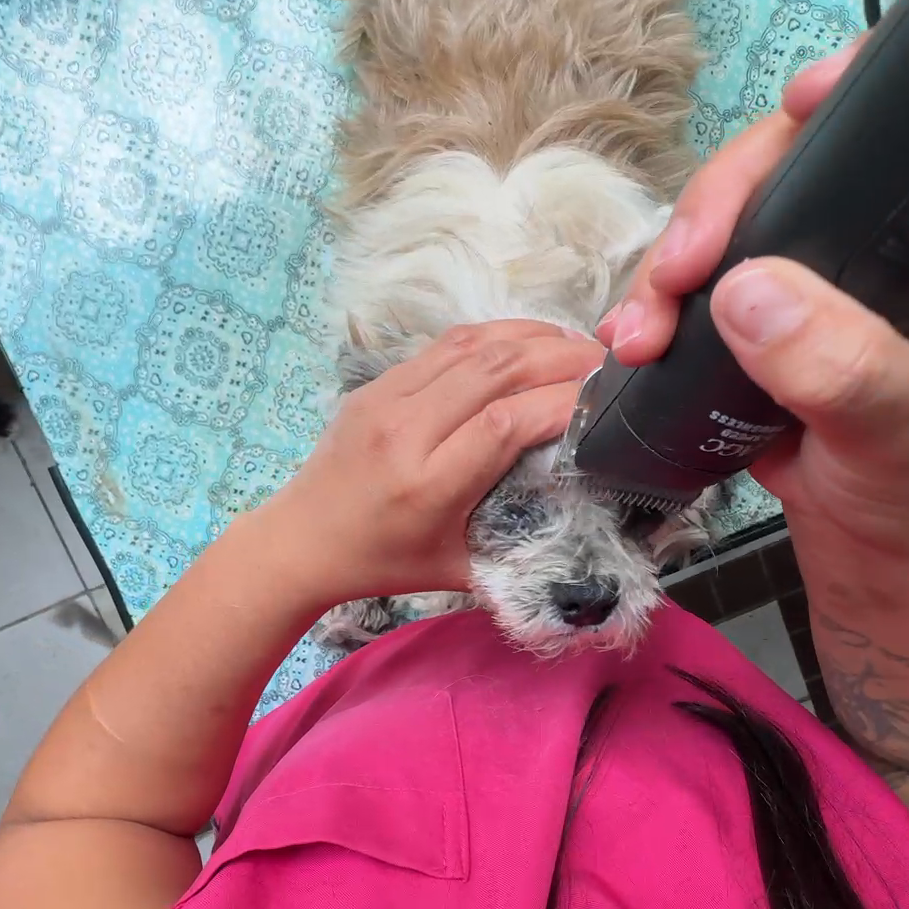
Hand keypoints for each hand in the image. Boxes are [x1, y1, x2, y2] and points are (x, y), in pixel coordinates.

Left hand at [250, 321, 603, 606]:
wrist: (300, 540)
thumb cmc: (381, 562)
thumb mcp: (456, 571)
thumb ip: (519, 549)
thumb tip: (584, 522)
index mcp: (426, 484)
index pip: (505, 422)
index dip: (562, 404)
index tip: (606, 404)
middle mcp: (404, 431)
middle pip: (495, 370)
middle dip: (561, 357)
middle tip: (609, 363)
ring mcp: (384, 398)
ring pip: (471, 345)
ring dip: (532, 336)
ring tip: (576, 345)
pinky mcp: (374, 384)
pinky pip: (443, 345)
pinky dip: (493, 337)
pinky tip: (525, 343)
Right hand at [596, 44, 908, 556]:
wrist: (875, 535)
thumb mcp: (905, 428)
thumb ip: (843, 366)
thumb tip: (743, 291)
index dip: (852, 107)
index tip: (791, 122)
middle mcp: (889, 229)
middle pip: (790, 166)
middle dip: (716, 213)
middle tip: (672, 279)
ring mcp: (815, 267)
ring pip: (725, 224)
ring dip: (665, 271)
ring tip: (634, 336)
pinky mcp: (759, 306)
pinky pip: (695, 280)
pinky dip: (654, 304)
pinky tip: (630, 338)